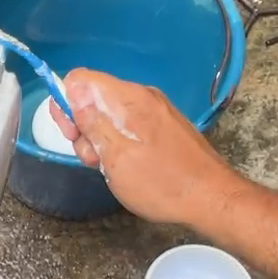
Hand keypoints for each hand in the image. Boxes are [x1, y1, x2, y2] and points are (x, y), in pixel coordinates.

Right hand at [50, 69, 245, 226]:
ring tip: (110, 166)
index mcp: (129, 99)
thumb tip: (72, 90)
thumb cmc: (161, 183)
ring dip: (98, 140)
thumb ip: (92, 121)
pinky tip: (124, 165)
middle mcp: (142, 97)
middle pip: (92, 97)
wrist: (212, 199)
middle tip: (92, 156)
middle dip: (82, 126)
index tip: (71, 132)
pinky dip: (116, 143)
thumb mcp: (116, 156)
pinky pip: (126, 125)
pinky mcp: (162, 125)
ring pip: (108, 115)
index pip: (81, 79)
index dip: (66, 103)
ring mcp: (154, 110)